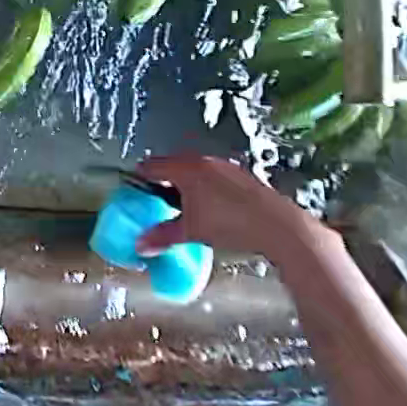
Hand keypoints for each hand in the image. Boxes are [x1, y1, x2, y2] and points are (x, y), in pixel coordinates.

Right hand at [134, 153, 326, 260]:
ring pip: (194, 169)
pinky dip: (200, 186)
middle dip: (161, 178)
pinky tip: (204, 206)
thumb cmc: (230, 222)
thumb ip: (163, 236)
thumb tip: (142, 244)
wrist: (274, 223)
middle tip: (151, 195)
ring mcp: (223, 166)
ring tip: (177, 203)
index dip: (140, 175)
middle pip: (173, 164)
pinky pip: (210, 175)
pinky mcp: (238, 175)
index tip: (132, 184)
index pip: (154, 165)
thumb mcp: (191, 231)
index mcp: (187, 168)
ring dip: (182, 182)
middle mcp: (204, 161)